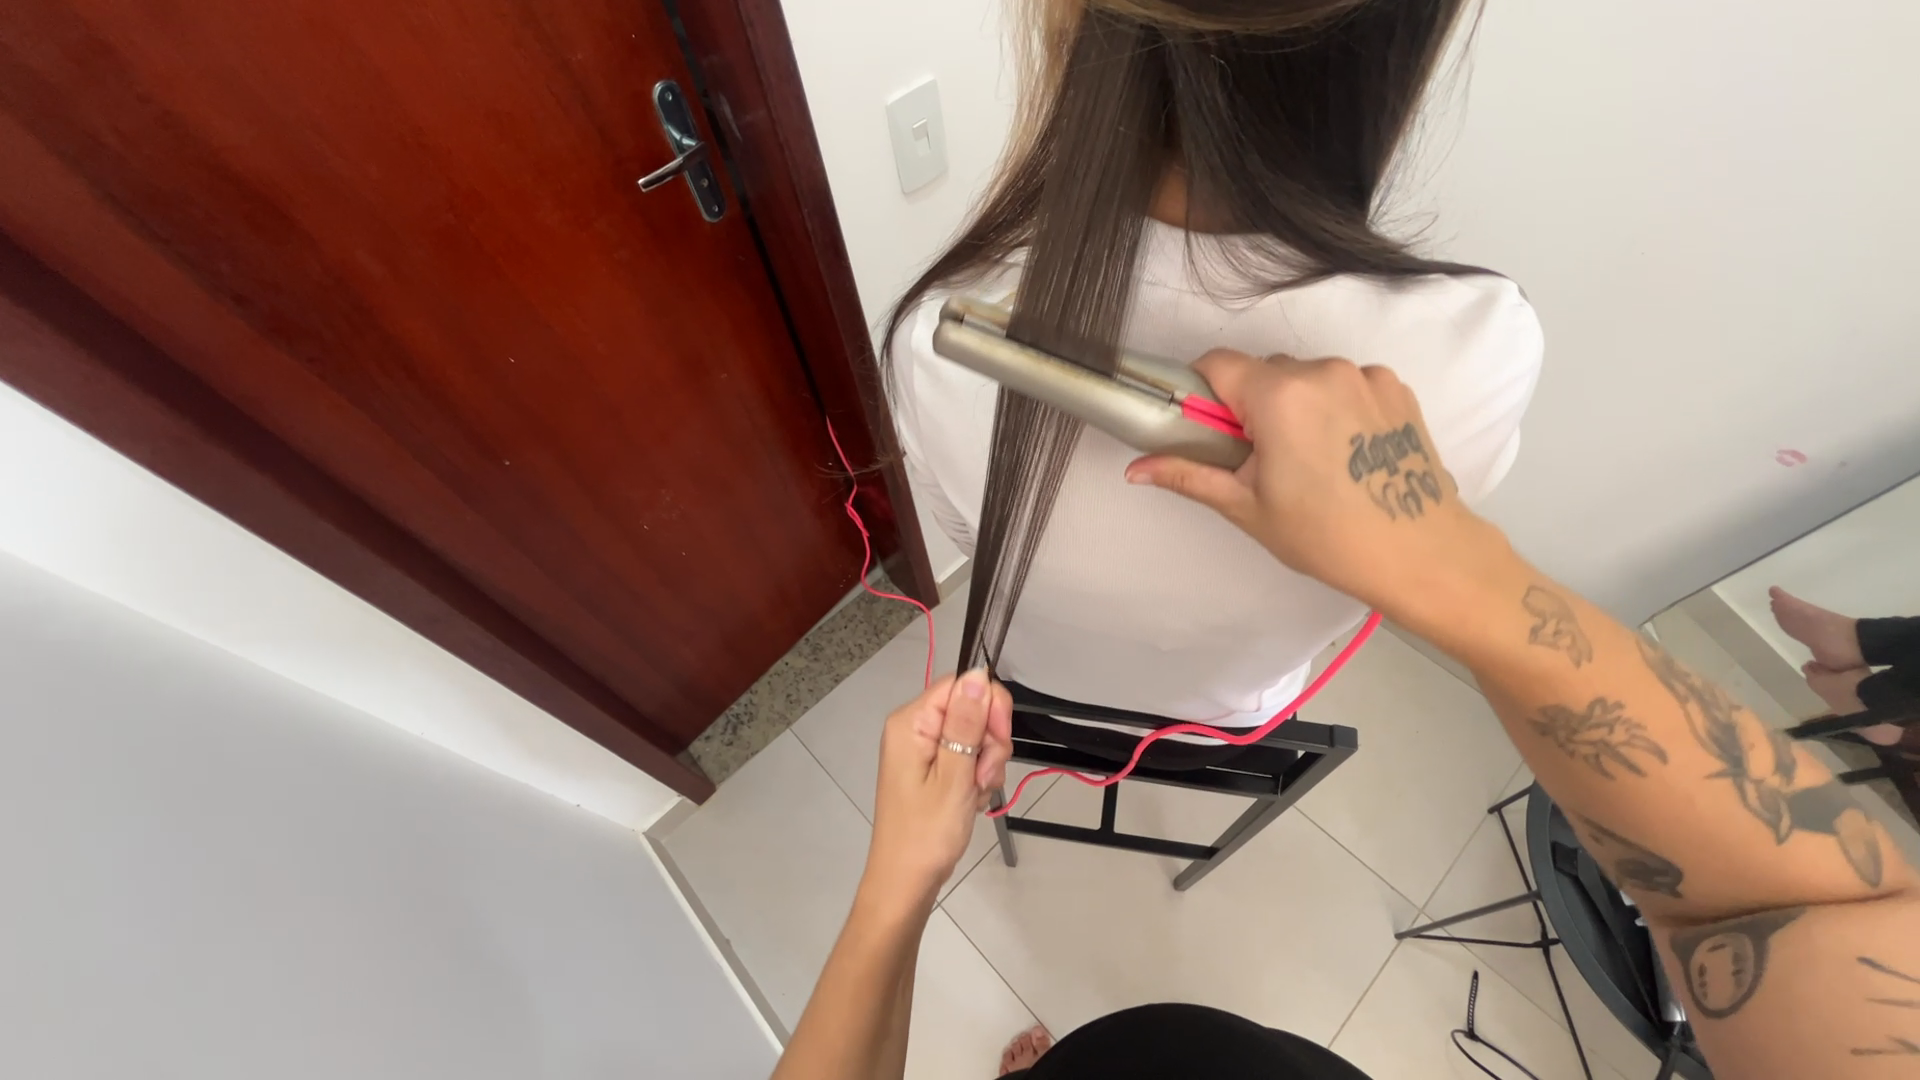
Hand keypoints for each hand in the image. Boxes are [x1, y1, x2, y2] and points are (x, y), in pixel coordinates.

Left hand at [863, 670, 1012, 909]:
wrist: (906, 883)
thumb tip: (977, 675)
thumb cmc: (927, 833)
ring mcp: (924, 748)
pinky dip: (978, 775)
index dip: (988, 707)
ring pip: (976, 733)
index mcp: (911, 721)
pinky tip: (971, 799)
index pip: (961, 685)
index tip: (998, 740)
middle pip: (972, 708)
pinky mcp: (934, 766)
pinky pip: (968, 754)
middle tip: (982, 776)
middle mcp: (914, 727)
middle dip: (989, 741)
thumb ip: (966, 723)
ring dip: (986, 763)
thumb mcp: (953, 776)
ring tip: (973, 794)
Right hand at [1125, 351, 1502, 622]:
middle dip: (1248, 405)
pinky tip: (1340, 451)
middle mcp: (1324, 370)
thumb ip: (1187, 475)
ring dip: (1291, 406)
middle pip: (1263, 370)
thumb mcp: (1246, 507)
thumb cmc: (1325, 535)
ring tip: (1305, 459)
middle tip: (1256, 458)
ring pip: (1304, 376)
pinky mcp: (1395, 387)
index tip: (1205, 428)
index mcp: (1281, 396)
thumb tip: (1133, 470)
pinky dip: (1330, 407)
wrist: (1421, 552)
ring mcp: (1365, 375)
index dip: (1201, 391)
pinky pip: (1343, 383)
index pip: (1218, 363)